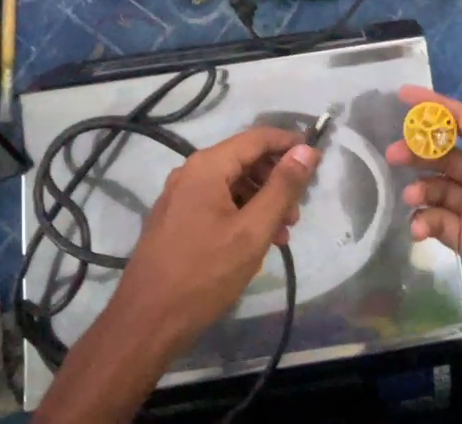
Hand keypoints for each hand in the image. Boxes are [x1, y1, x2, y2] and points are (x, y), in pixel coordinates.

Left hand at [111, 126, 321, 349]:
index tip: (316, 161)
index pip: (258, 138)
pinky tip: (256, 242)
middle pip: (244, 160)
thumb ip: (282, 187)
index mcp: (207, 166)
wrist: (145, 323)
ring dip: (261, 200)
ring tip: (282, 233)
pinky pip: (216, 203)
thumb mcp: (252, 231)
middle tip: (297, 212)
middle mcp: (190, 172)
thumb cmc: (204, 274)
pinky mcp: (175, 220)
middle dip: (276, 179)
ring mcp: (179, 197)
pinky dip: (241, 214)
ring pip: (231, 184)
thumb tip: (306, 150)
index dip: (289, 144)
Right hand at [384, 86, 461, 348]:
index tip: (403, 95)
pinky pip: (439, 224)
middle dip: (419, 149)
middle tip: (393, 152)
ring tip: (411, 196)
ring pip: (438, 189)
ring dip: (420, 187)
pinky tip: (419, 228)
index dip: (437, 107)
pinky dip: (424, 222)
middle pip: (445, 156)